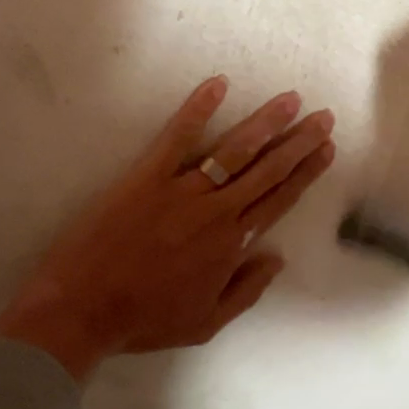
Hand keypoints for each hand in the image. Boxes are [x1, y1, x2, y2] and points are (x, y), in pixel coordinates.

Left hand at [0, 76, 335, 378]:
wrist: (81, 310)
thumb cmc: (143, 319)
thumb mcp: (205, 323)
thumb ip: (246, 291)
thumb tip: (277, 258)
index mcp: (232, 244)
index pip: (279, 200)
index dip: (305, 172)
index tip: (326, 148)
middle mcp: (216, 211)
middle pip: (267, 169)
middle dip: (299, 141)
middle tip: (323, 116)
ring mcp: (182, 189)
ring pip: (235, 150)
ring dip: (266, 123)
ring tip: (290, 99)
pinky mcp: (147, 175)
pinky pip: (178, 137)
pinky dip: (198, 109)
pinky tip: (218, 84)